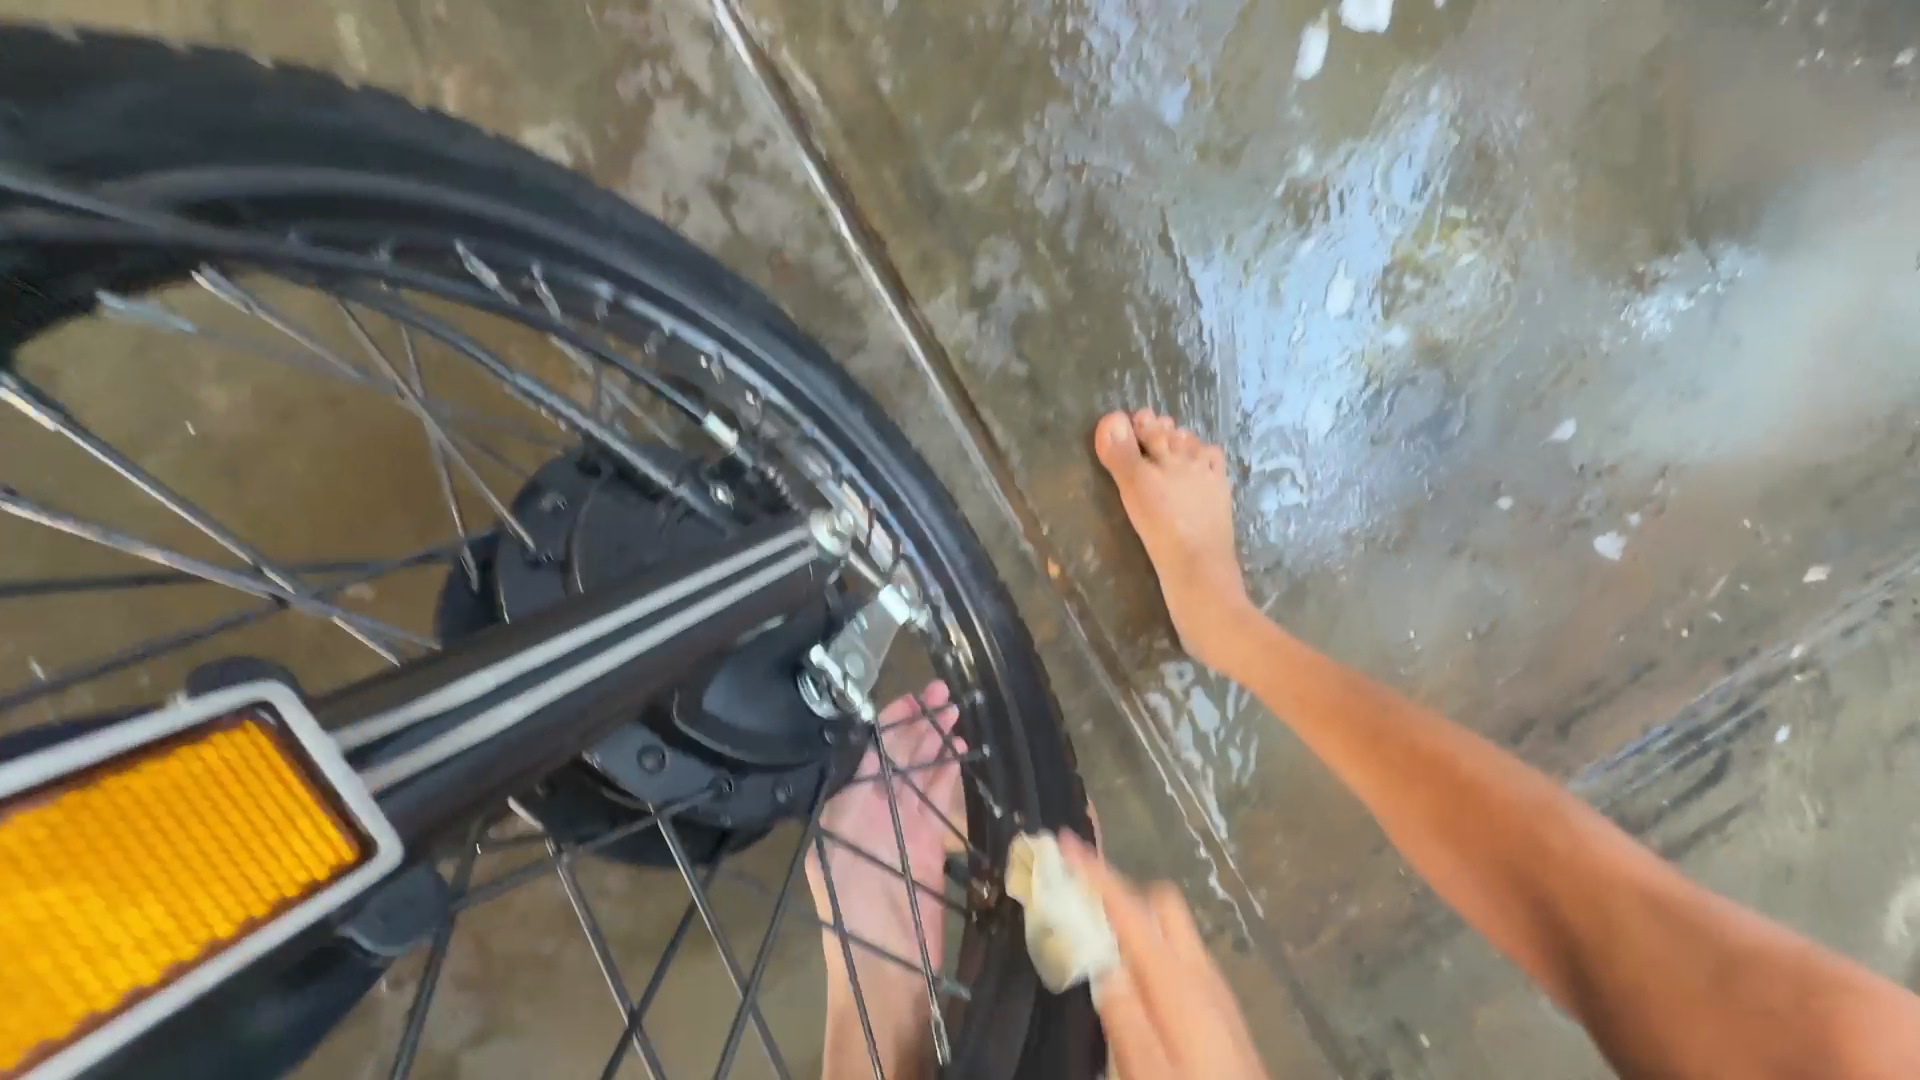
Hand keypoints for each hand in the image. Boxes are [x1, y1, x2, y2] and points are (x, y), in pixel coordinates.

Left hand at [809, 681, 965, 1076]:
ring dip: (938, 744)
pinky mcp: (930, 845)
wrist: (888, 974)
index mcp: (845, 808)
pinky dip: (949, 774)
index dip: (896, 721)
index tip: (919, 695)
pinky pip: (939, 799)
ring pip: (922, 773)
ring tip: (958, 716)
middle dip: (921, 725)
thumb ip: (857, 799)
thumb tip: (877, 757)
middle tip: (948, 697)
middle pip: (900, 757)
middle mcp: (872, 811)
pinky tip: (960, 751)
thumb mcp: (843, 847)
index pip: (873, 751)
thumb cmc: (858, 911)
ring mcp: (903, 827)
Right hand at [1060, 833, 1270, 1079]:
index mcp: (1177, 980)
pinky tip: (1136, 978)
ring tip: (1100, 937)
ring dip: (1137, 918)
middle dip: (1122, 891)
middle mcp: (1200, 971)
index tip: (1067, 843)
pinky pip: (1182, 952)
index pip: (1130, 908)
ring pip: (1173, 926)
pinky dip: (1152, 945)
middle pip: (1161, 902)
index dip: (1096, 872)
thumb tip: (1100, 963)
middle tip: (1083, 903)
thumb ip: (1123, 1015)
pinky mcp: (1222, 1007)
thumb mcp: (1148, 1071)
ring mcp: (1216, 988)